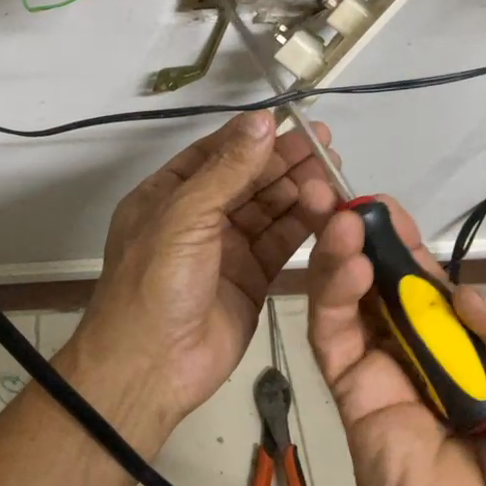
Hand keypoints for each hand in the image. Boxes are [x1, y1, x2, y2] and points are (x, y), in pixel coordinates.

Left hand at [61, 111, 337, 439]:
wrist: (150, 366)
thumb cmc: (156, 281)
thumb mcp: (185, 216)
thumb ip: (227, 170)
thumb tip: (261, 119)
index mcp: (166, 196)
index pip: (214, 155)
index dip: (252, 138)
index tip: (293, 122)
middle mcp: (195, 219)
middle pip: (245, 181)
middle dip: (282, 163)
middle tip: (326, 144)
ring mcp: (223, 251)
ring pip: (266, 211)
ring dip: (297, 192)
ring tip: (334, 171)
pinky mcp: (249, 280)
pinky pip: (278, 245)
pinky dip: (302, 227)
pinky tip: (329, 208)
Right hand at [306, 196, 485, 485]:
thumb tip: (464, 292)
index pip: (443, 283)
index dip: (415, 244)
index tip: (388, 206)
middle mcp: (433, 354)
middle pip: (391, 283)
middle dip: (368, 236)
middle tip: (349, 195)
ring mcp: (390, 375)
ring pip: (356, 301)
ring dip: (345, 254)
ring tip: (343, 217)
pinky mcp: (356, 399)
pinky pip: (337, 340)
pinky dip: (334, 298)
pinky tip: (350, 268)